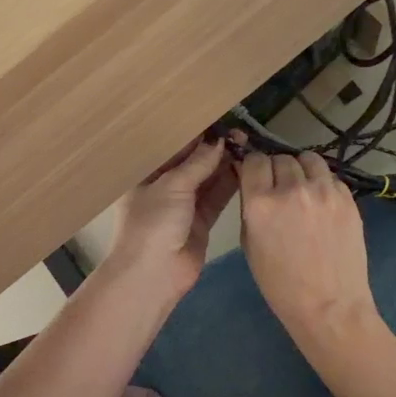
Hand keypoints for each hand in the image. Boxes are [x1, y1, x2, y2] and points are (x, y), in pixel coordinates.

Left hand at [103, 137, 238, 297]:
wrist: (153, 275)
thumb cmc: (152, 224)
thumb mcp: (172, 187)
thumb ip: (197, 163)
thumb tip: (218, 141)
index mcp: (147, 174)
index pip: (173, 149)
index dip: (196, 135)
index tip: (221, 120)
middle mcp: (164, 187)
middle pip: (192, 163)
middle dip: (214, 149)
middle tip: (242, 133)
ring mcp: (183, 206)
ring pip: (207, 179)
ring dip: (225, 164)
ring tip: (248, 145)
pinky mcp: (201, 222)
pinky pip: (216, 198)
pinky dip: (229, 184)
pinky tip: (246, 168)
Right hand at [238, 150, 375, 334]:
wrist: (329, 306)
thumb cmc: (281, 284)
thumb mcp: (250, 244)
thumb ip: (249, 207)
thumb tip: (249, 180)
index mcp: (261, 203)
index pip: (254, 161)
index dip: (253, 168)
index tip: (255, 177)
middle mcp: (292, 189)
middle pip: (281, 158)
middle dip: (276, 170)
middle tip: (279, 191)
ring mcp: (324, 191)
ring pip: (309, 159)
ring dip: (301, 170)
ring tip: (302, 190)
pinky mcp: (348, 198)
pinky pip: (330, 177)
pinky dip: (322, 184)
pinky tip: (321, 205)